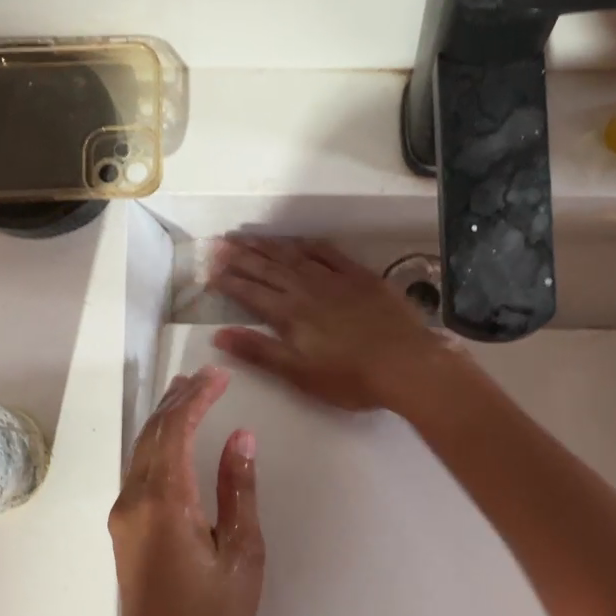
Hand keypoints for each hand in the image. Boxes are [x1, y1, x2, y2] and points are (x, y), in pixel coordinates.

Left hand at [108, 367, 263, 615]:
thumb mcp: (242, 555)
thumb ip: (239, 492)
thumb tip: (240, 438)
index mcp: (164, 504)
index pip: (175, 430)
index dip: (197, 397)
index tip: (220, 375)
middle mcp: (133, 503)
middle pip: (151, 435)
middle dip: (177, 399)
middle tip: (206, 375)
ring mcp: (123, 519)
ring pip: (140, 452)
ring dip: (164, 420)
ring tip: (189, 394)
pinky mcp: (124, 534)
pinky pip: (138, 473)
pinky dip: (157, 446)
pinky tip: (173, 441)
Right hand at [211, 235, 450, 412]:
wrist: (406, 363)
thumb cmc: (351, 379)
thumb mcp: (300, 374)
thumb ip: (259, 352)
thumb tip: (219, 334)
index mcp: (290, 315)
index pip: (251, 293)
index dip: (228, 282)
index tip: (209, 272)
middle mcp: (307, 289)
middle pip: (267, 268)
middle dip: (240, 256)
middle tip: (218, 244)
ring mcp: (335, 280)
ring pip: (293, 256)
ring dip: (267, 245)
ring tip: (247, 236)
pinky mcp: (361, 277)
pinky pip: (328, 253)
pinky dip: (307, 245)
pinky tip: (297, 241)